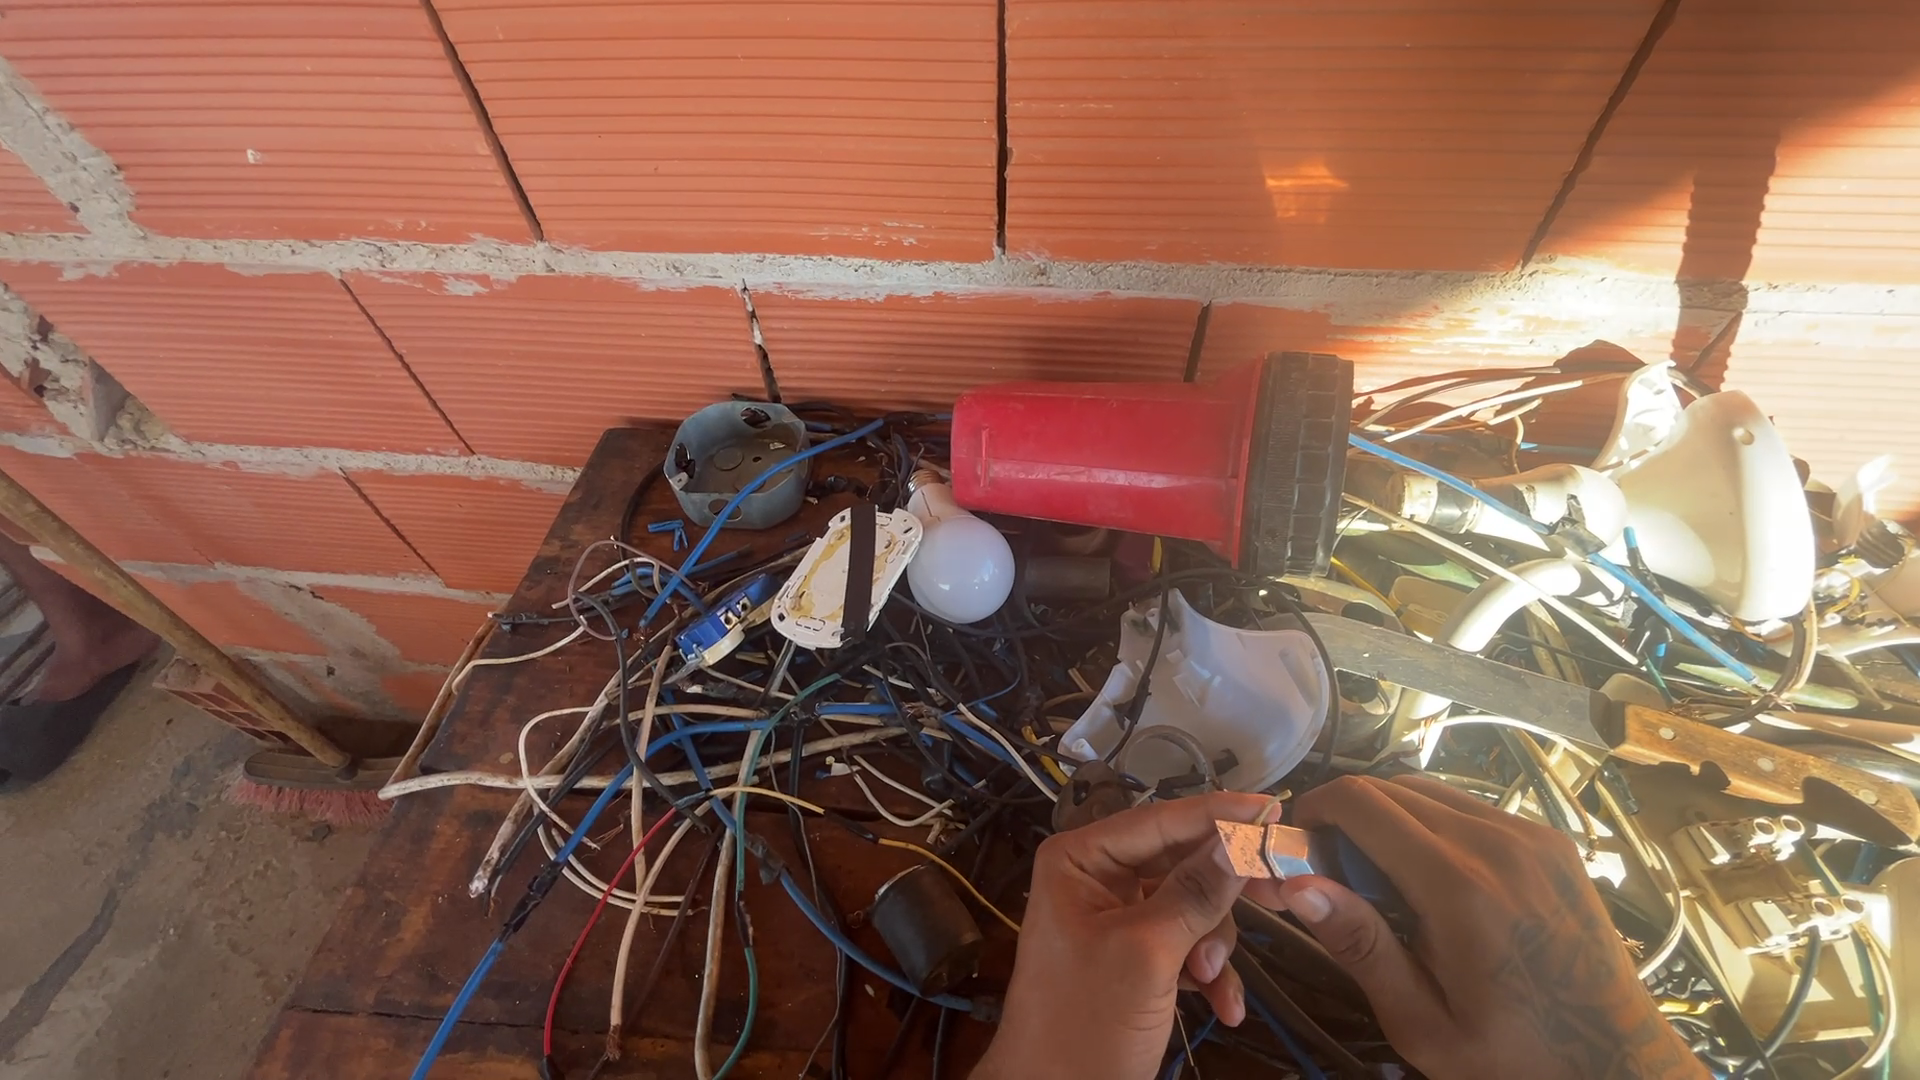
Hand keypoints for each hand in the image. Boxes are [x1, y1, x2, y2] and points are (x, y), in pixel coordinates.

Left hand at [970, 792, 1287, 1079]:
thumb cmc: (1086, 1021)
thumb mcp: (1146, 954)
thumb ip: (1195, 894)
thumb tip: (1240, 840)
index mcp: (1081, 857)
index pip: (1158, 820)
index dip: (1217, 813)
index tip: (1272, 807)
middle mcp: (1097, 875)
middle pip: (1178, 860)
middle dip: (1219, 892)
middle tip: (1277, 892)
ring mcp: (1116, 915)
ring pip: (1189, 903)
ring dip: (1211, 943)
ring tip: (1212, 980)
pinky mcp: (1134, 955)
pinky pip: (1183, 942)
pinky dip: (1208, 971)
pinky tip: (1223, 1007)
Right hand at [1278, 775, 1705, 1079]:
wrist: (1623, 1072)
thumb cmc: (1511, 1058)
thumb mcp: (1422, 1023)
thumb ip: (1359, 946)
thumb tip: (1293, 882)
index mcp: (1459, 886)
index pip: (1358, 801)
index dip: (1314, 808)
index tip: (1299, 841)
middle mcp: (1496, 843)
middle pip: (1386, 787)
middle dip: (1345, 813)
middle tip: (1336, 865)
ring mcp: (1530, 835)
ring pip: (1422, 789)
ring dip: (1385, 814)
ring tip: (1384, 869)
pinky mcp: (1549, 839)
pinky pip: (1461, 804)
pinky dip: (1427, 820)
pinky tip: (1433, 870)